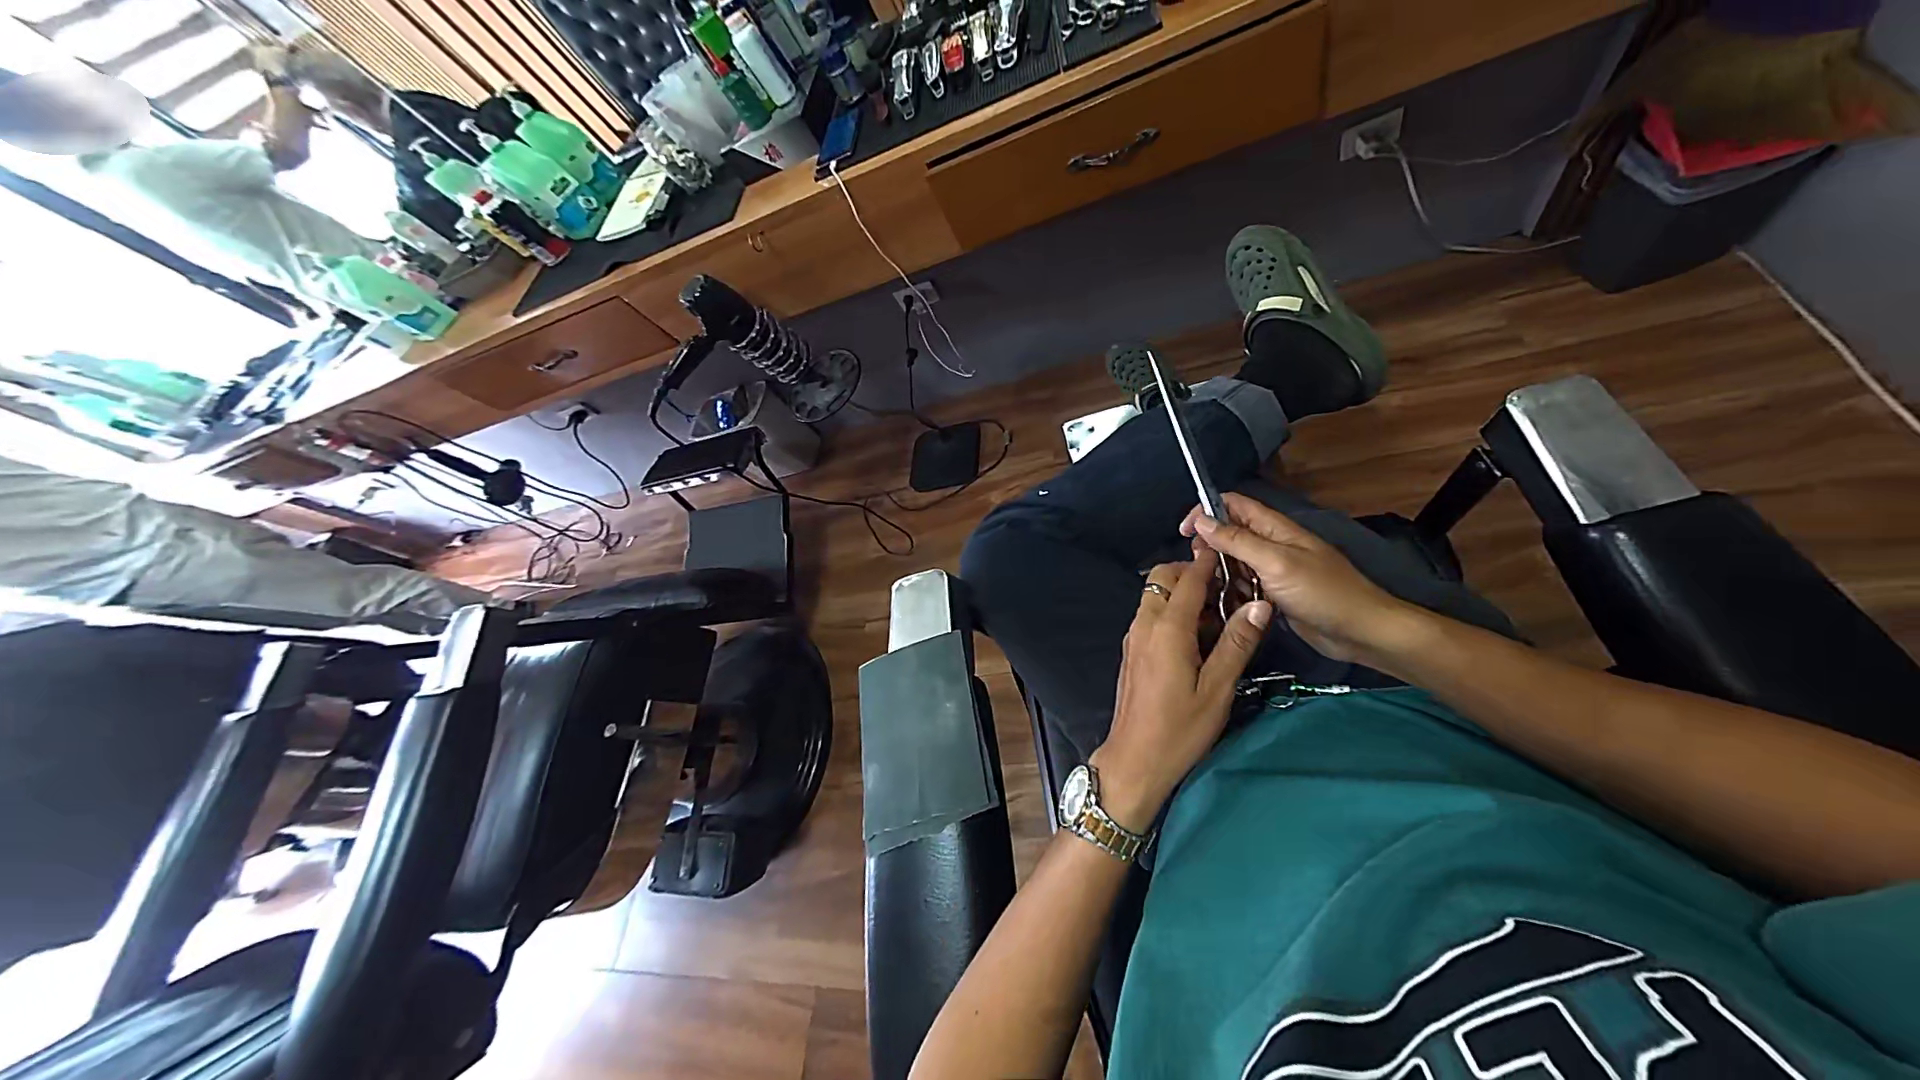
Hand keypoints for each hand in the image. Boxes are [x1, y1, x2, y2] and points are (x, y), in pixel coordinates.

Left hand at [1091, 556, 1270, 829]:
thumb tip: (1259, 603)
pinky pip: (1150, 616)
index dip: (1209, 562)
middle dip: (1192, 574)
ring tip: (1218, 613)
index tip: (1232, 554)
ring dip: (1181, 593)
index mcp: (1167, 628)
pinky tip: (1197, 636)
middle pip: (1163, 578)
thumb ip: (1237, 642)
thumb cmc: (1180, 729)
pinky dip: (1171, 612)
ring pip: (1154, 596)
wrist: (1134, 760)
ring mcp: (1134, 638)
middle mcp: (1144, 624)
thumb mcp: (1218, 688)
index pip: (1188, 579)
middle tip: (1226, 590)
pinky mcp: (1132, 651)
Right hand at [1182, 493, 1420, 663]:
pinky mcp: (1273, 593)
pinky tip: (1222, 602)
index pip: (1233, 504)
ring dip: (1218, 570)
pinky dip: (1230, 590)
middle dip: (1208, 545)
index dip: (1206, 511)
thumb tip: (1201, 520)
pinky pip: (1243, 584)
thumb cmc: (1321, 592)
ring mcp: (1273, 570)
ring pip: (1233, 561)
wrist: (1360, 631)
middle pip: (1229, 532)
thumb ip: (1237, 541)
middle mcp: (1271, 544)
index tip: (1185, 532)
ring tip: (1208, 586)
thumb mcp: (1275, 562)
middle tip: (1197, 566)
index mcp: (1274, 528)